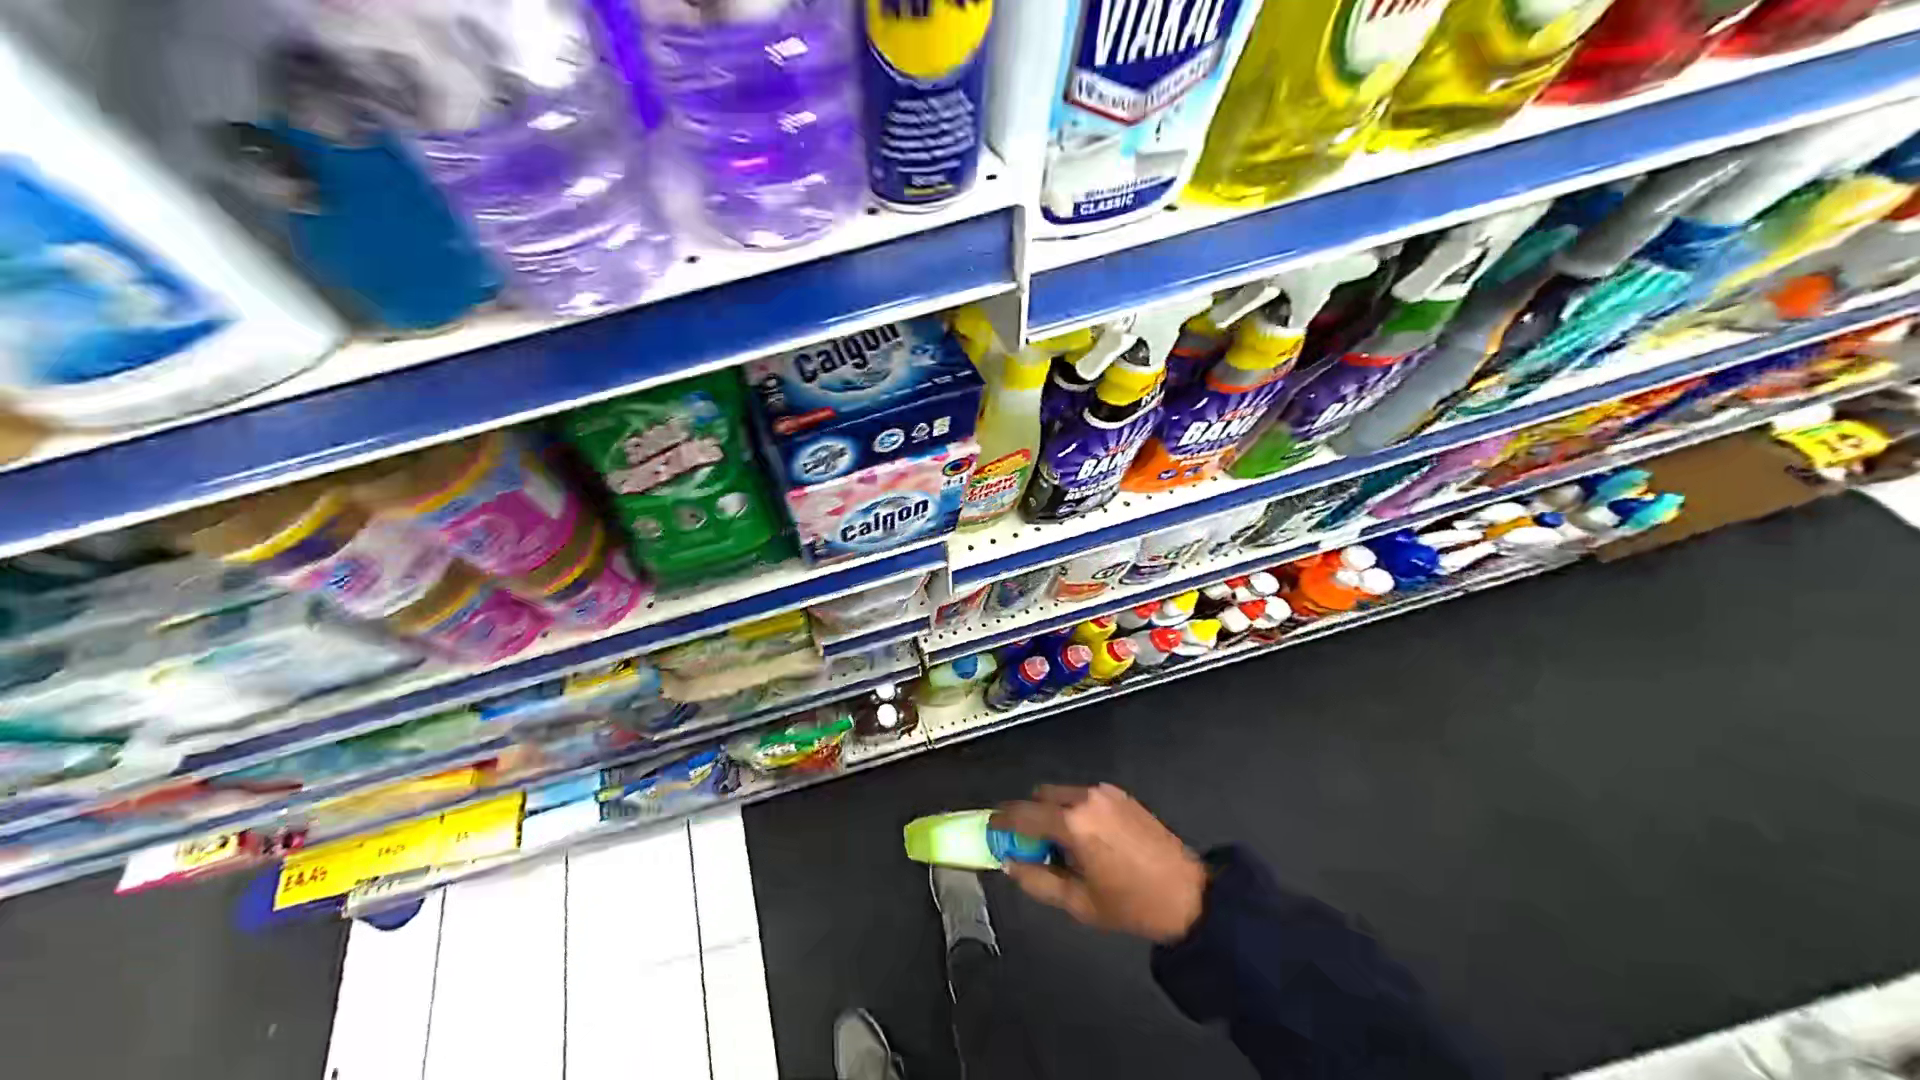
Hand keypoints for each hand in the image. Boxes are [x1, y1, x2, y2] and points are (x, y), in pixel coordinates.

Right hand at [994, 784, 1206, 943]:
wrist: (1189, 895)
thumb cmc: (1131, 904)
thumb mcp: (1078, 903)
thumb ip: (1036, 880)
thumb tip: (1010, 863)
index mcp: (1072, 822)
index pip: (1021, 813)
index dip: (1001, 823)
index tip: (992, 833)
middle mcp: (1085, 798)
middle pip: (1039, 796)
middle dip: (1029, 817)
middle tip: (1031, 847)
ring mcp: (1106, 793)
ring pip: (1062, 794)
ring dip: (1053, 813)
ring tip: (1064, 847)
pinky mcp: (1122, 795)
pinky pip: (1084, 796)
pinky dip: (1075, 811)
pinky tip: (1088, 840)